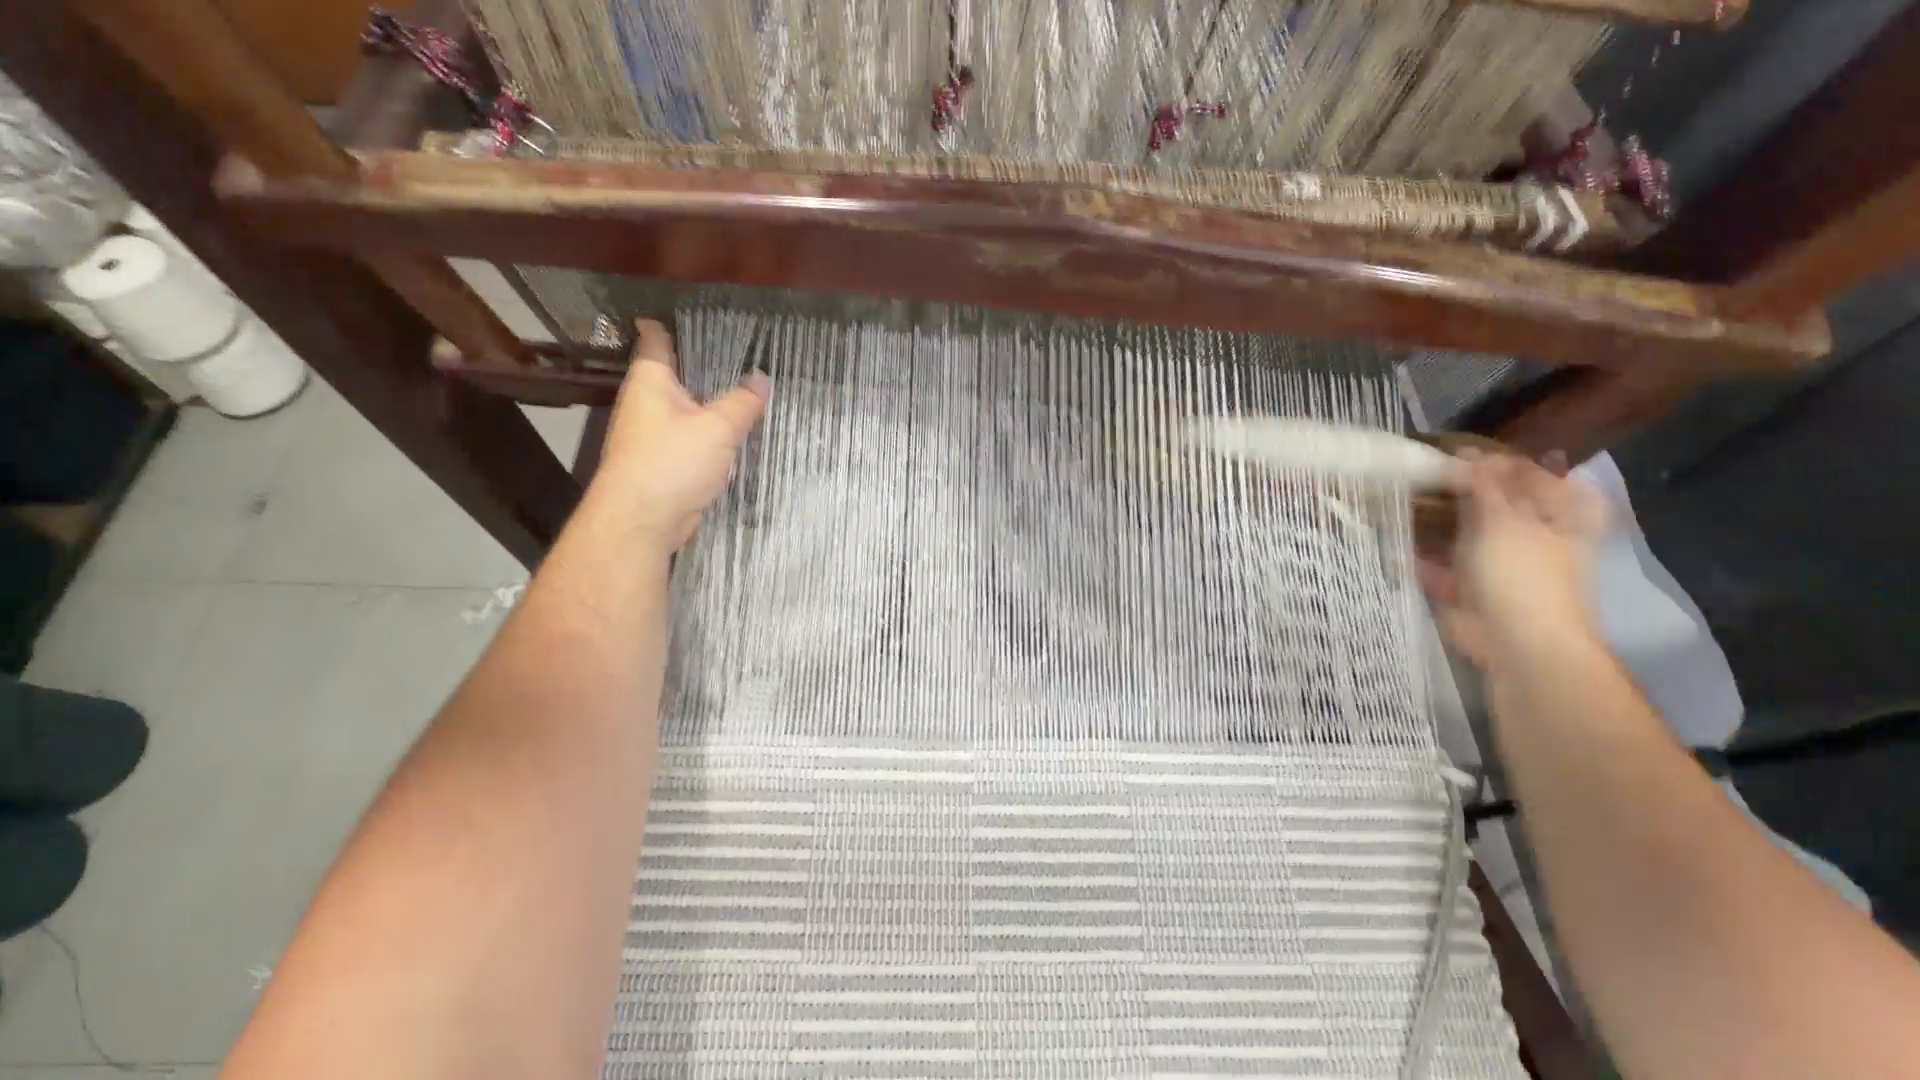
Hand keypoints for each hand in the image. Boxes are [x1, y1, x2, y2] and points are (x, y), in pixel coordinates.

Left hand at [592, 319, 769, 550]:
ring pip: (682, 411)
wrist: (641, 521)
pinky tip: (729, 438)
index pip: (655, 340)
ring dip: (705, 404)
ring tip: (740, 392)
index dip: (667, 324)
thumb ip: (743, 402)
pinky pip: (687, 441)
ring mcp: (649, 436)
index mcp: (650, 382)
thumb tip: (762, 378)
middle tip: (734, 352)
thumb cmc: (672, 462)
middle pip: (671, 375)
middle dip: (698, 366)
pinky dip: (706, 436)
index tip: (687, 313)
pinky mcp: (659, 465)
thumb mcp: (718, 428)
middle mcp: (644, 404)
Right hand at [1420, 451, 1607, 669]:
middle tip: (1422, 472)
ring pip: (1462, 534)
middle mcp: (1531, 535)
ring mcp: (1499, 564)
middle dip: (1458, 490)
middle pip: (1494, 503)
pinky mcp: (1469, 590)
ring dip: (1434, 521)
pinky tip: (1393, 541)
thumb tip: (1467, 453)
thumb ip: (1483, 484)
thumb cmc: (1522, 574)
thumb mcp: (1503, 518)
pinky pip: (1441, 567)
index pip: (1530, 474)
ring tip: (1399, 498)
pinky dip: (1419, 558)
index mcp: (1558, 514)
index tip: (1454, 451)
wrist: (1517, 645)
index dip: (1495, 461)